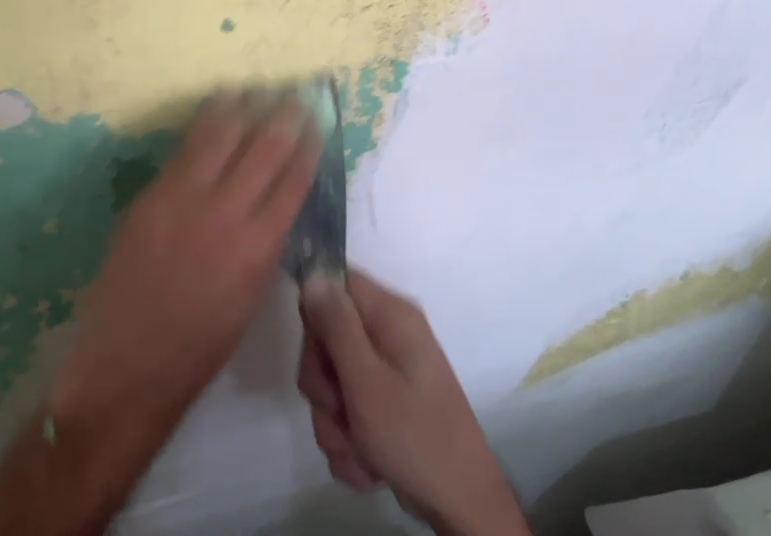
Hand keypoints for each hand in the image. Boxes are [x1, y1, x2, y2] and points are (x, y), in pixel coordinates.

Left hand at [53, 93, 320, 417]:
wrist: (128, 364)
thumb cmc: (199, 344)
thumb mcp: (251, 295)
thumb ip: (266, 243)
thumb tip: (276, 203)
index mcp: (259, 246)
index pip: (294, 179)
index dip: (309, 145)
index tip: (318, 121)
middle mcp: (226, 213)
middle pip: (263, 148)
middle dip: (283, 115)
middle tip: (294, 93)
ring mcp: (182, 200)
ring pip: (218, 137)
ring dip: (240, 108)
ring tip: (254, 87)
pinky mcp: (150, 197)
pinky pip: (182, 151)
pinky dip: (202, 125)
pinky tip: (212, 110)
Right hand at [298, 272, 529, 535]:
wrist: (456, 499)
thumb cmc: (413, 434)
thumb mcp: (366, 379)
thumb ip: (336, 325)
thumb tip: (314, 272)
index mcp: (390, 315)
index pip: (334, 284)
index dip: (315, 317)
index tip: (319, 354)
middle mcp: (388, 335)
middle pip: (325, 339)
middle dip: (324, 384)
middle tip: (341, 408)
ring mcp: (386, 371)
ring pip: (331, 382)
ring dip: (335, 421)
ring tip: (360, 445)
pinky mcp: (383, 403)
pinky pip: (345, 411)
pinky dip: (348, 439)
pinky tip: (368, 459)